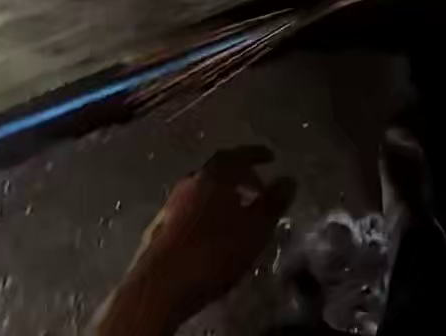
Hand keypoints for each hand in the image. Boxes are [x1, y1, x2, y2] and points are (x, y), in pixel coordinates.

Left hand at [118, 146, 296, 331]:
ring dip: (220, 197)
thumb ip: (273, 203)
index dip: (257, 153)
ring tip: (234, 214)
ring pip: (201, 192)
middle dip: (239, 177)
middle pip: (218, 171)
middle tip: (256, 189)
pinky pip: (187, 212)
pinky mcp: (156, 231)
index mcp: (215, 175)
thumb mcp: (254, 229)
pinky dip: (203, 214)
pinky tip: (209, 235)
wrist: (156, 290)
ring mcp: (169, 207)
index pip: (239, 153)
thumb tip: (289, 180)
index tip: (271, 157)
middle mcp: (190, 182)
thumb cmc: (212, 253)